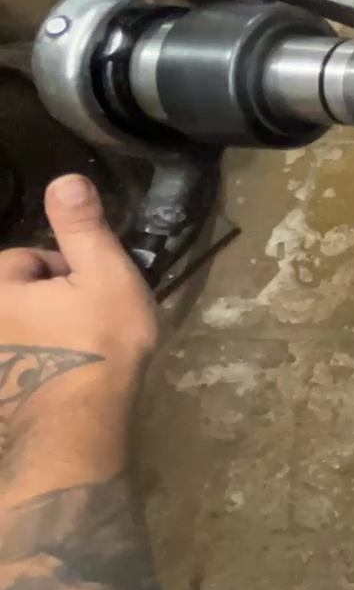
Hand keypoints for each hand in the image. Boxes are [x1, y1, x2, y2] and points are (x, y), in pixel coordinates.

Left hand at [0, 175, 157, 379]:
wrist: (79, 409)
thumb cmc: (100, 334)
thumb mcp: (106, 274)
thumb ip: (82, 229)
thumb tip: (66, 180)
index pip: (21, 260)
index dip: (64, 269)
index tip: (92, 290)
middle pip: (12, 291)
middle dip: (46, 298)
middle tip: (88, 317)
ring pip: (16, 322)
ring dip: (39, 326)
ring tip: (74, 345)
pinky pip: (15, 350)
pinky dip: (30, 353)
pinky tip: (54, 368)